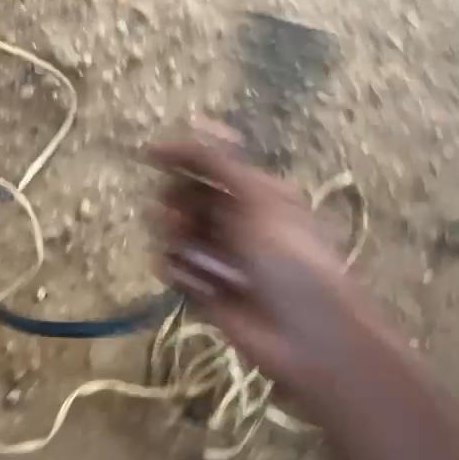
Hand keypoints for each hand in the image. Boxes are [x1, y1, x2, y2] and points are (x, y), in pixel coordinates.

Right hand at [149, 120, 384, 416]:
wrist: (310, 339)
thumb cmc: (291, 262)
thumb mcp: (257, 200)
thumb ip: (219, 162)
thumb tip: (197, 120)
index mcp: (253, 195)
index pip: (204, 165)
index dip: (176, 158)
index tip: (148, 155)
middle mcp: (234, 221)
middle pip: (179, 196)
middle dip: (175, 205)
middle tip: (183, 220)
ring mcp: (216, 255)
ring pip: (169, 232)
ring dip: (179, 244)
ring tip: (201, 263)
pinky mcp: (202, 286)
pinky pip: (169, 267)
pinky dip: (181, 274)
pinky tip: (203, 287)